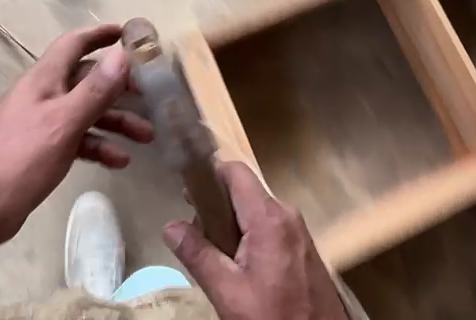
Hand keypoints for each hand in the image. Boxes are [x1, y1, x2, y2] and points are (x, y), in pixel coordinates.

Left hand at [0, 24, 154, 247]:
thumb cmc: (19, 159)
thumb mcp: (63, 122)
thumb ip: (95, 89)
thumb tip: (122, 53)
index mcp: (44, 78)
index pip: (74, 43)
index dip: (100, 34)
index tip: (128, 33)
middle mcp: (42, 95)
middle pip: (85, 80)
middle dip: (118, 86)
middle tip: (150, 96)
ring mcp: (39, 124)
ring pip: (84, 112)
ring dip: (114, 121)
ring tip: (146, 137)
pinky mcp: (39, 152)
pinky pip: (75, 139)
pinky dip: (97, 145)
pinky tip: (118, 161)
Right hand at [163, 162, 347, 319]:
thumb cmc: (273, 319)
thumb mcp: (229, 293)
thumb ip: (198, 256)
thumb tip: (170, 227)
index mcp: (269, 216)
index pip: (234, 171)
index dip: (209, 177)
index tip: (189, 199)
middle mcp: (287, 214)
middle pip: (244, 193)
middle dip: (218, 210)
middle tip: (200, 239)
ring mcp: (299, 231)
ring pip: (256, 212)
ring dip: (233, 227)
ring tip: (220, 261)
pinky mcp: (305, 249)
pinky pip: (271, 229)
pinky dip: (252, 239)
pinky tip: (244, 270)